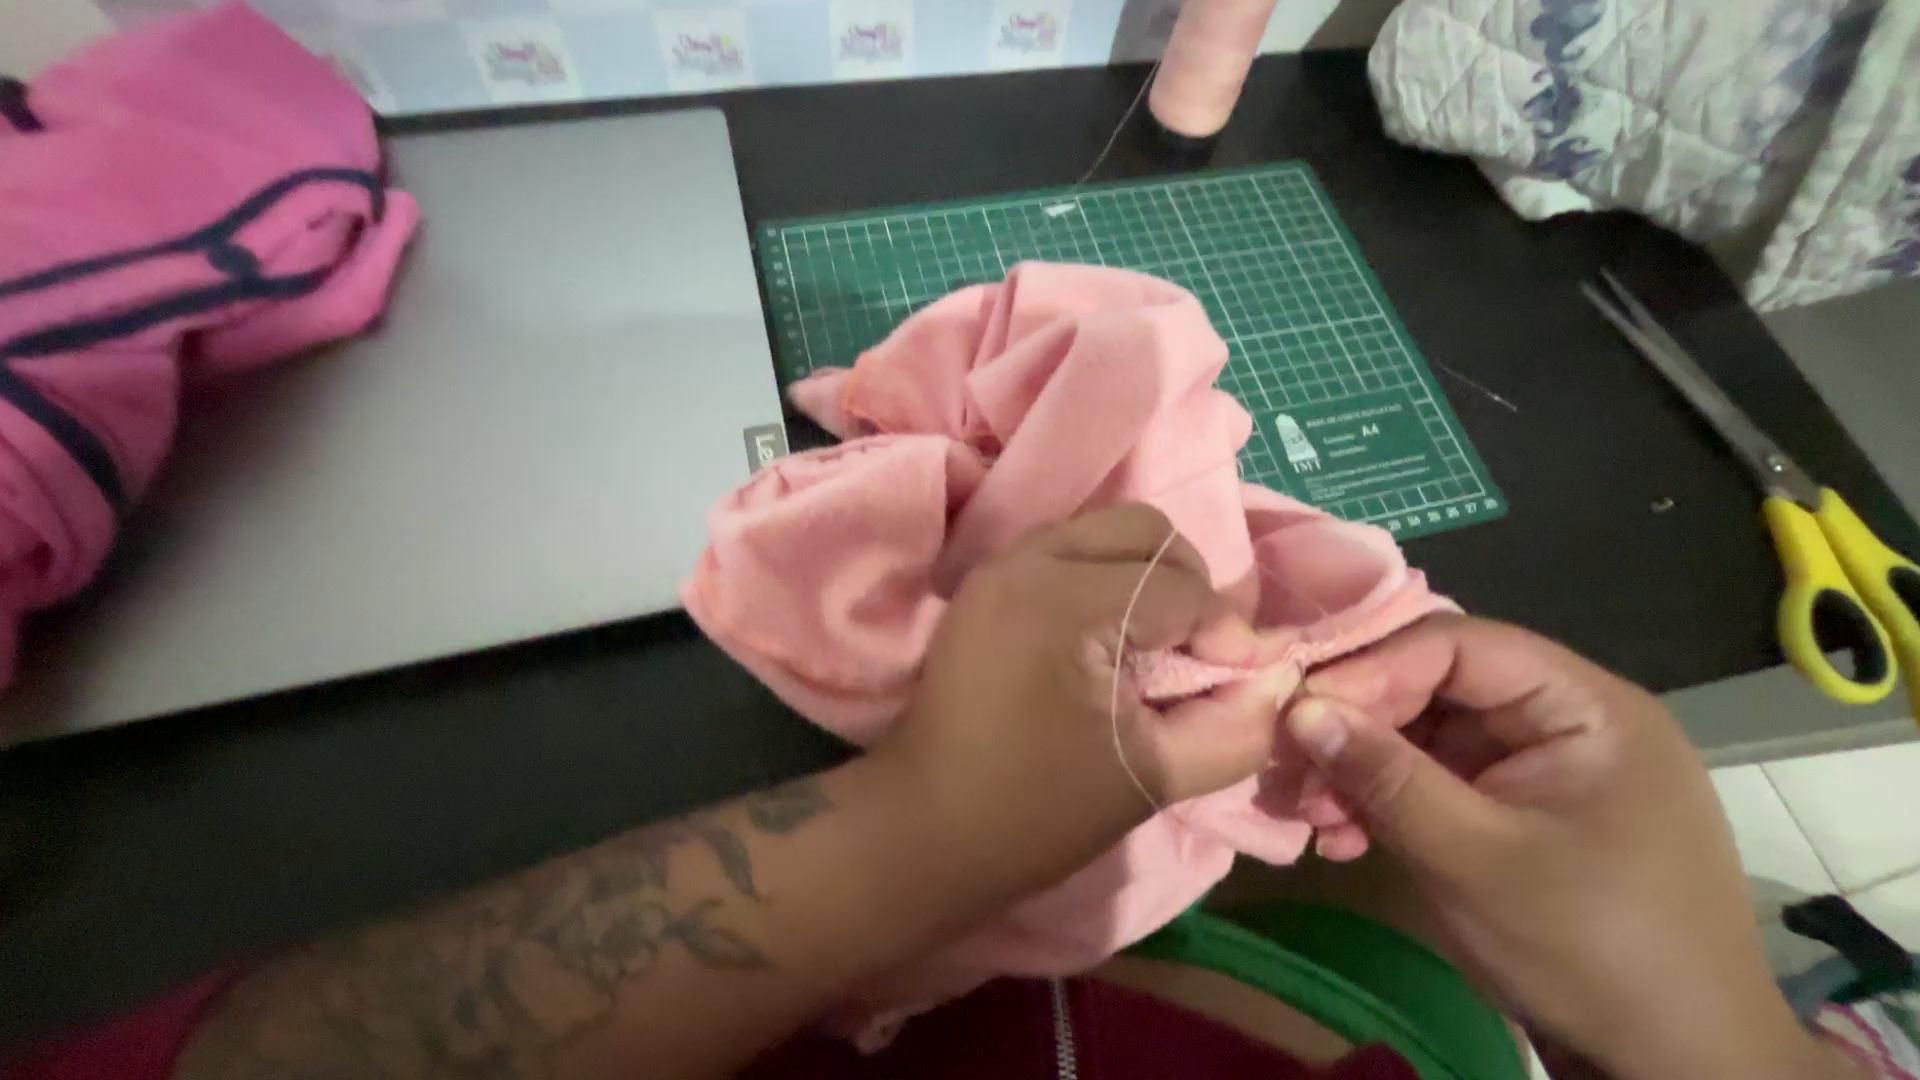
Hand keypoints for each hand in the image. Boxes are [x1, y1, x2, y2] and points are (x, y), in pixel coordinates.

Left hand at [873, 504, 1297, 885]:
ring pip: (1101, 530)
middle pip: (1142, 528)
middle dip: (1187, 580)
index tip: (1232, 677)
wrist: (927, 824)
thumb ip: (1233, 727)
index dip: (1222, 630)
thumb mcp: (1153, 777)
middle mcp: (1027, 562)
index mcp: (1066, 604)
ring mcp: (997, 565)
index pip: (1179, 586)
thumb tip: (1272, 680)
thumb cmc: (1038, 810)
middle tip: (1195, 644)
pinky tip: (1106, 631)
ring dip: (1143, 572)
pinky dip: (1101, 574)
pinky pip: (1064, 548)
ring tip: (1153, 637)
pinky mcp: (983, 582)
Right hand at [1283, 616, 1845, 1079]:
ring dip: (1358, 769)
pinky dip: (1381, 800)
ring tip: (1310, 813)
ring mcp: (1531, 761)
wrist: (1668, 1069)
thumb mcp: (1475, 859)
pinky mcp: (1506, 802)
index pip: (1459, 647)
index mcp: (1586, 708)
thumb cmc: (1591, 952)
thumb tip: (1296, 709)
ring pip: (1418, 733)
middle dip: (1357, 727)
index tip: (1300, 705)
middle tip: (1292, 762)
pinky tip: (1339, 836)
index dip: (1372, 667)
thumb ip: (1384, 776)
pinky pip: (1428, 776)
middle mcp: (1559, 718)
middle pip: (1431, 687)